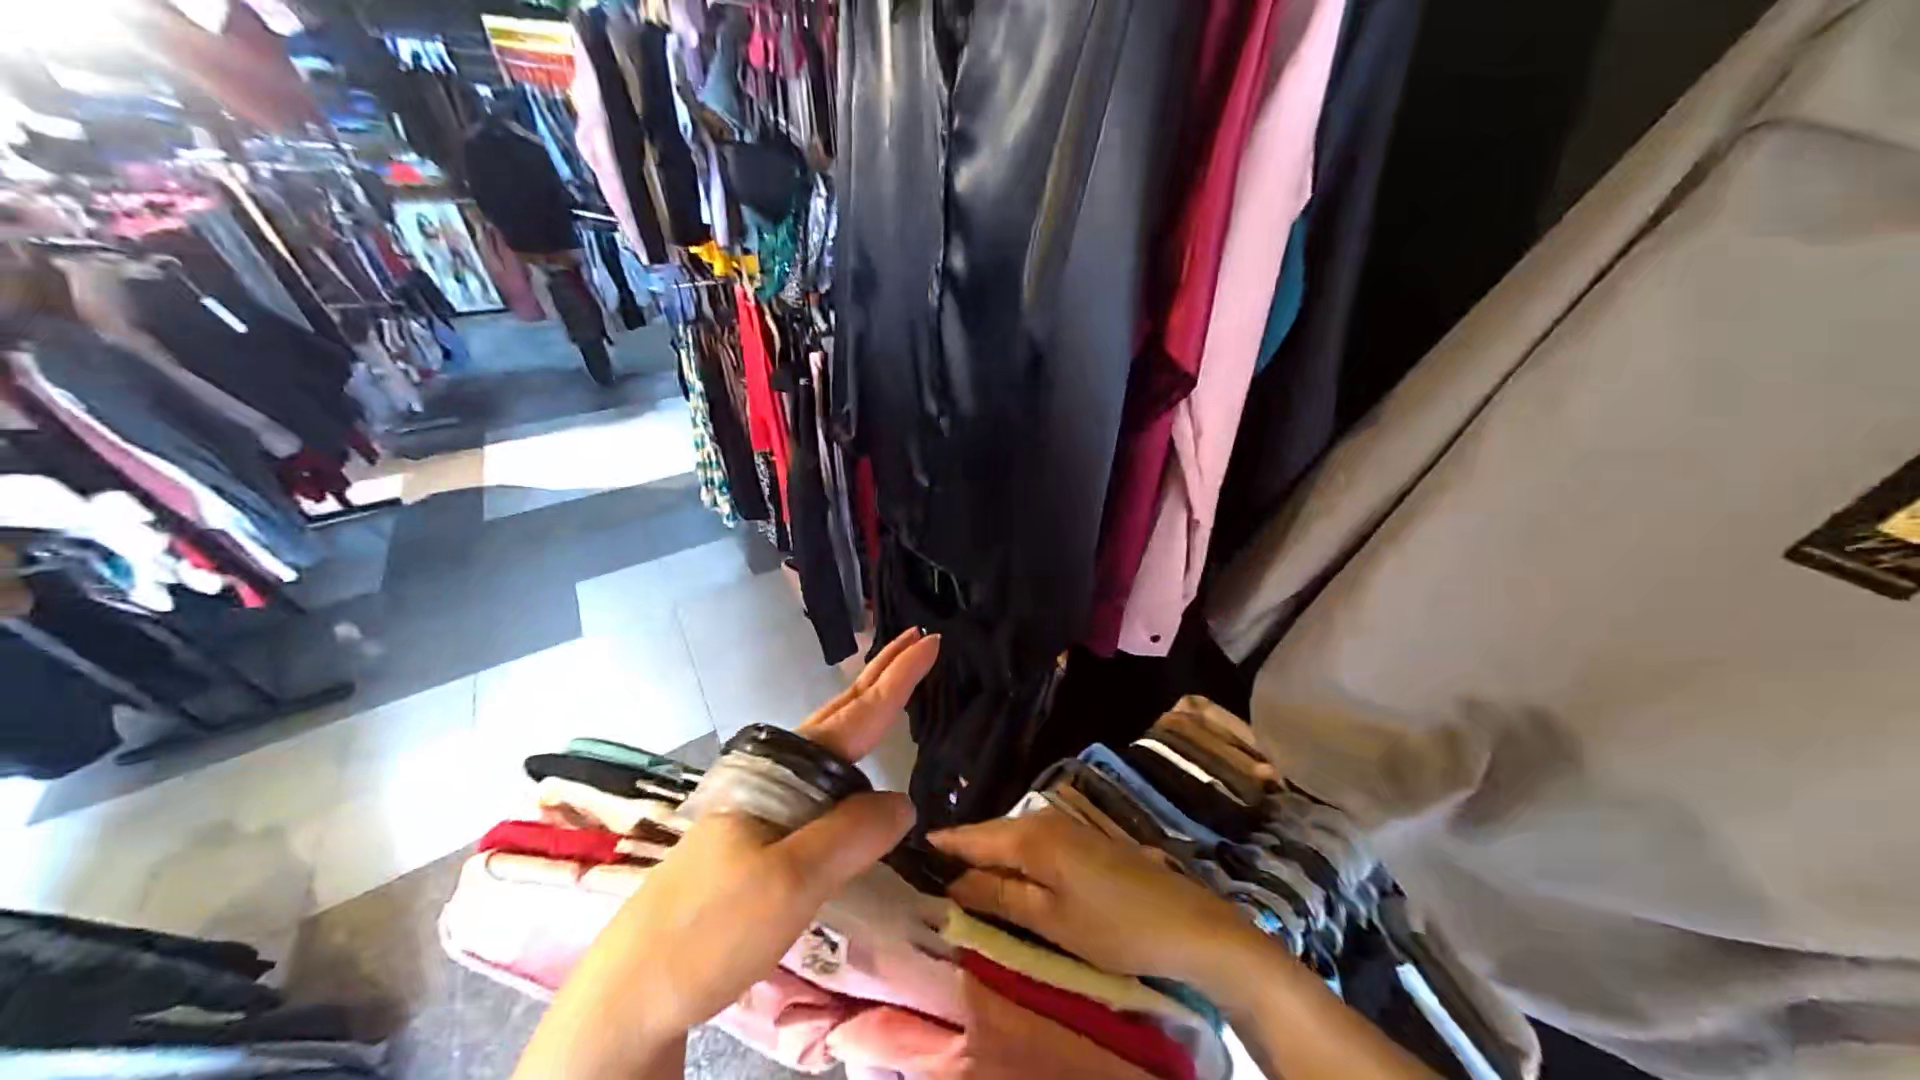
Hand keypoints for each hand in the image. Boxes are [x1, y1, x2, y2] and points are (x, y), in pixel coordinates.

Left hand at [513, 627, 940, 1079]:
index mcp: (787, 774)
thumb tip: (904, 803)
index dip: (898, 678)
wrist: (633, 989)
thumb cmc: (710, 928)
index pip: (857, 716)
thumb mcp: (790, 881)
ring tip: (892, 687)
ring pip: (828, 743)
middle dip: (880, 675)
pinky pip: (821, 778)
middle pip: (840, 713)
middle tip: (917, 641)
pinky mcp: (763, 836)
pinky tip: (853, 768)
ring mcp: (768, 805)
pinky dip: (848, 754)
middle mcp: (778, 778)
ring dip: (863, 708)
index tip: (931, 641)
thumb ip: (851, 834)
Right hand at [928, 809, 1269, 991]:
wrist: (1190, 925)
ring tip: (958, 878)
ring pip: (1012, 839)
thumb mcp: (1050, 920)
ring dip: (988, 857)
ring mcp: (1068, 827)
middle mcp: (1045, 820)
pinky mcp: (1084, 841)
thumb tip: (953, 881)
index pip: (971, 836)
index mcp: (1031, 836)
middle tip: (928, 874)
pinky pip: (1034, 844)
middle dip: (961, 853)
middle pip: (991, 835)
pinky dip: (1014, 859)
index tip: (908, 853)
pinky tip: (1005, 876)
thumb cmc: (1114, 927)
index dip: (942, 846)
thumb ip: (1000, 895)